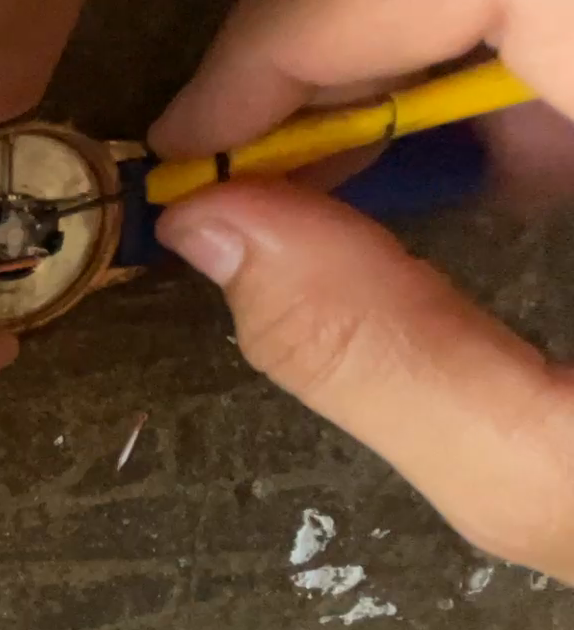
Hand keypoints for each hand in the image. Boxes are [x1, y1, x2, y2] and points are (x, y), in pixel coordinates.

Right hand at [148, 0, 573, 583]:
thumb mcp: (557, 479)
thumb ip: (360, 352)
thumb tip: (210, 235)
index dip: (291, 42)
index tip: (197, 158)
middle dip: (335, 52)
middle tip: (261, 179)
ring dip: (429, 67)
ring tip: (383, 194)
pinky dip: (528, 69)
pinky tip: (531, 166)